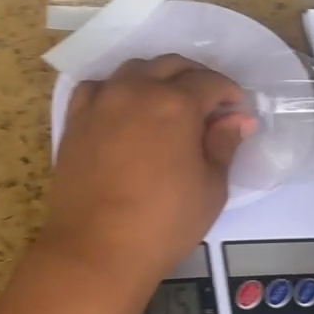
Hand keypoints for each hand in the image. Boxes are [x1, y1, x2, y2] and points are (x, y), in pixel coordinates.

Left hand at [45, 55, 255, 288]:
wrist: (95, 248)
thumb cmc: (162, 223)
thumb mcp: (211, 188)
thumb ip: (224, 145)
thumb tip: (237, 119)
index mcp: (176, 104)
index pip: (210, 82)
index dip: (229, 93)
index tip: (236, 111)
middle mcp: (137, 90)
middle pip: (171, 65)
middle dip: (196, 78)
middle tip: (208, 104)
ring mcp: (102, 101)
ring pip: (134, 69)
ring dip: (156, 77)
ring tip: (167, 102)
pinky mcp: (76, 118)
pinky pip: (97, 87)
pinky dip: (115, 89)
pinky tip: (123, 108)